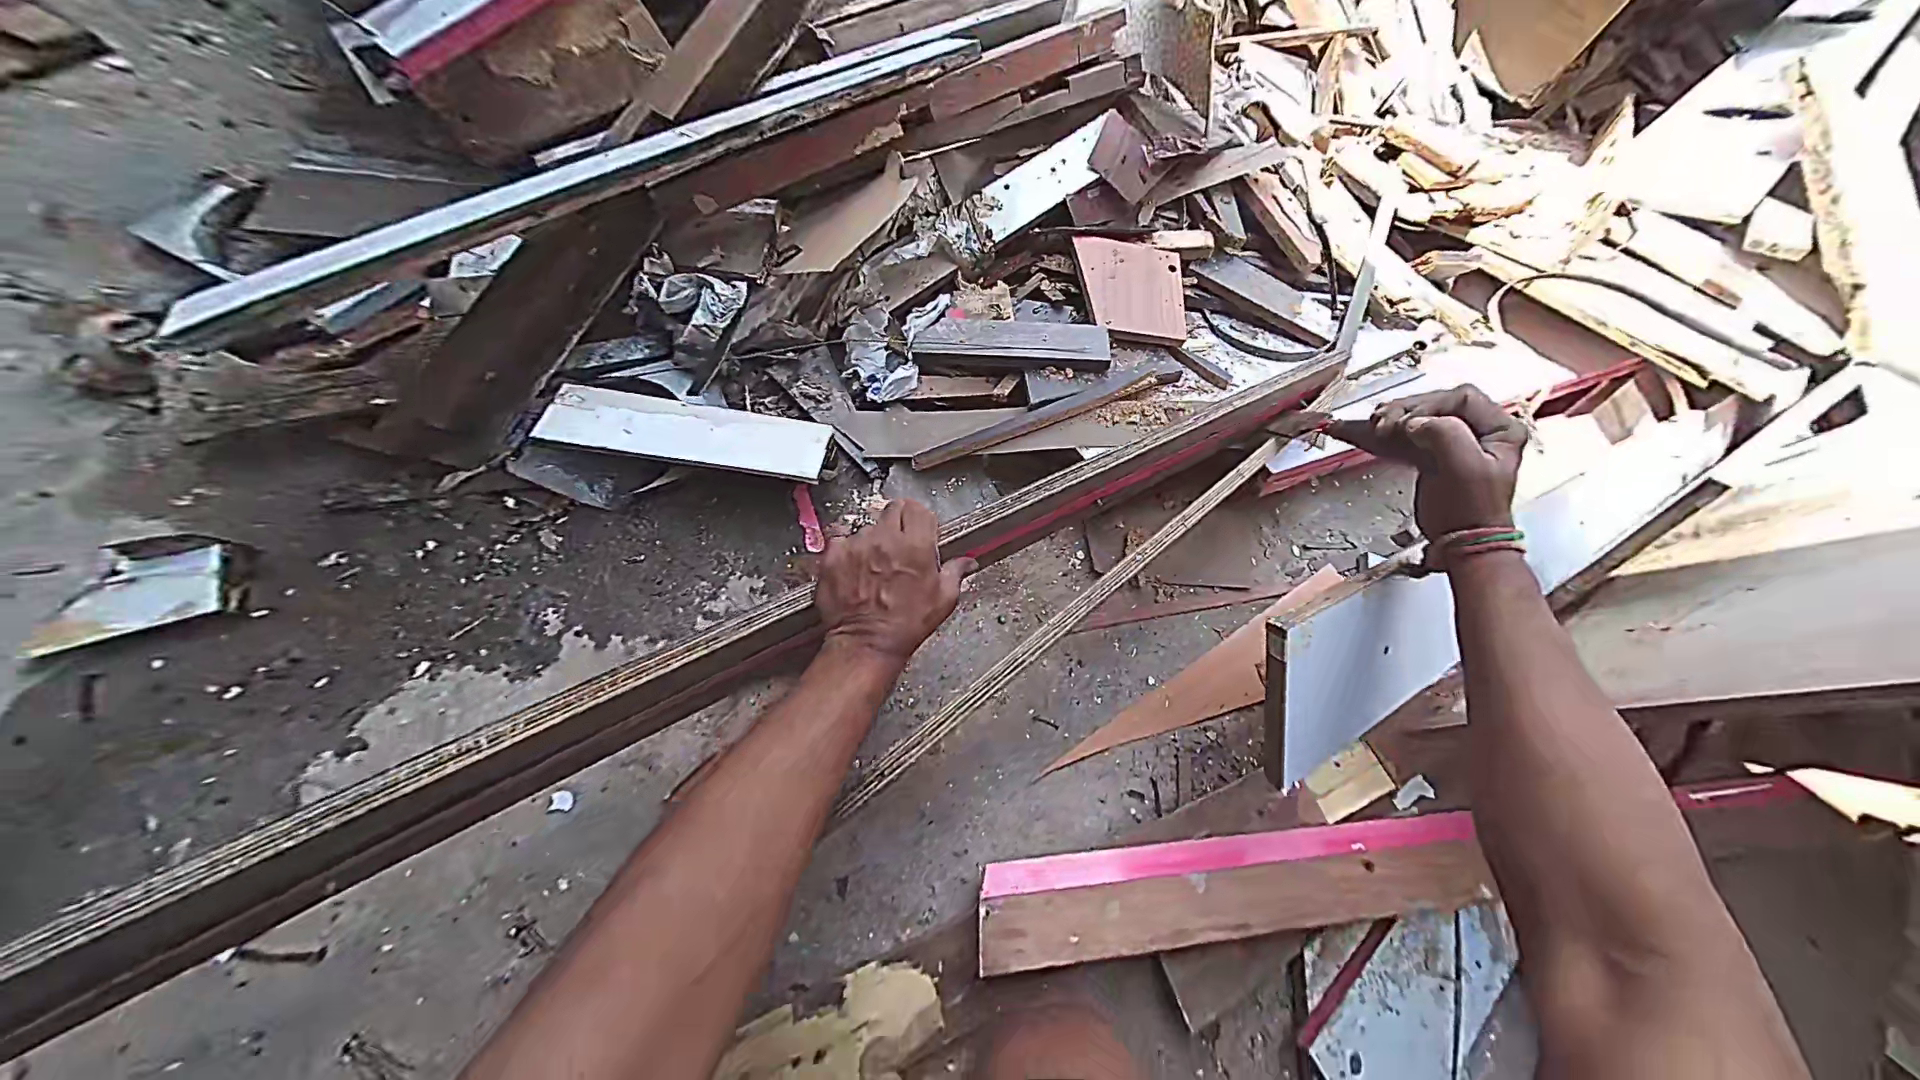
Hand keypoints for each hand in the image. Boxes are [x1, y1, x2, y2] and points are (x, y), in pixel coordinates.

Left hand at [815, 499, 974, 667]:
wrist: (866, 644)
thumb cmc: (905, 625)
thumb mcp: (942, 600)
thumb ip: (955, 573)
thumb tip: (968, 562)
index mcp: (915, 546)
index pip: (917, 509)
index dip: (919, 519)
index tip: (919, 530)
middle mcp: (885, 540)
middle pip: (892, 508)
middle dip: (898, 521)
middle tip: (899, 543)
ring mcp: (857, 545)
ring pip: (867, 525)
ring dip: (873, 538)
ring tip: (875, 564)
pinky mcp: (834, 555)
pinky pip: (841, 539)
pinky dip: (848, 549)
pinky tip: (854, 568)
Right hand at [1327, 386, 1525, 539]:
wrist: (1462, 543)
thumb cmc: (1471, 511)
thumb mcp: (1464, 468)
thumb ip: (1444, 435)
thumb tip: (1415, 422)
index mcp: (1499, 429)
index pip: (1461, 399)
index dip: (1429, 407)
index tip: (1405, 425)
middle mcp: (1479, 432)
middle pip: (1435, 405)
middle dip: (1404, 411)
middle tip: (1381, 424)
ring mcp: (1453, 445)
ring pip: (1417, 420)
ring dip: (1390, 420)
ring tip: (1371, 426)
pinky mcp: (1432, 458)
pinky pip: (1405, 439)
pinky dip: (1382, 436)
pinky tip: (1360, 432)